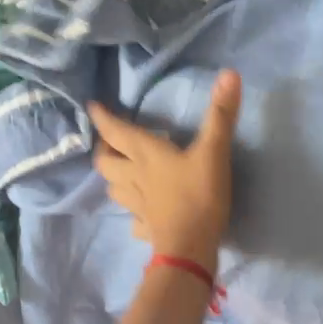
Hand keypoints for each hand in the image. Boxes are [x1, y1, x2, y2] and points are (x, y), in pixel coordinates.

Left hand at [89, 70, 241, 268]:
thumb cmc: (199, 197)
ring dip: (114, 180)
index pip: (115, 131)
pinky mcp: (148, 230)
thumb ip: (220, 115)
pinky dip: (134, 215)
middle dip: (104, 151)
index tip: (92, 106)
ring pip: (114, 190)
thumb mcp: (213, 153)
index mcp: (145, 154)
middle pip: (106, 163)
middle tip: (110, 144)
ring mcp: (139, 207)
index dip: (102, 117)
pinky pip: (134, 221)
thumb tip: (230, 73)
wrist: (190, 249)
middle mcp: (135, 178)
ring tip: (123, 175)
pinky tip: (142, 216)